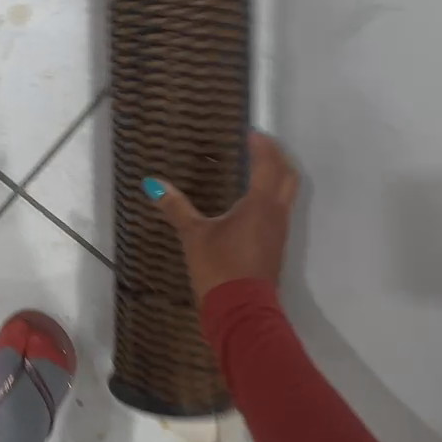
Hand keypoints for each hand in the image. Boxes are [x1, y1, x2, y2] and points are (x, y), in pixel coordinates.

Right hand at [145, 132, 301, 301]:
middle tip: (258, 146)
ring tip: (256, 167)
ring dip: (277, 175)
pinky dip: (271, 194)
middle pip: (288, 175)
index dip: (261, 145)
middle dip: (277, 157)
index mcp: (260, 204)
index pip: (268, 164)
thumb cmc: (219, 267)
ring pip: (287, 193)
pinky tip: (251, 201)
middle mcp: (276, 213)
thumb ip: (176, 208)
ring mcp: (278, 230)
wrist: (240, 309)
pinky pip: (279, 209)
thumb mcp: (194, 235)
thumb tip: (153, 184)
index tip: (250, 132)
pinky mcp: (275, 245)